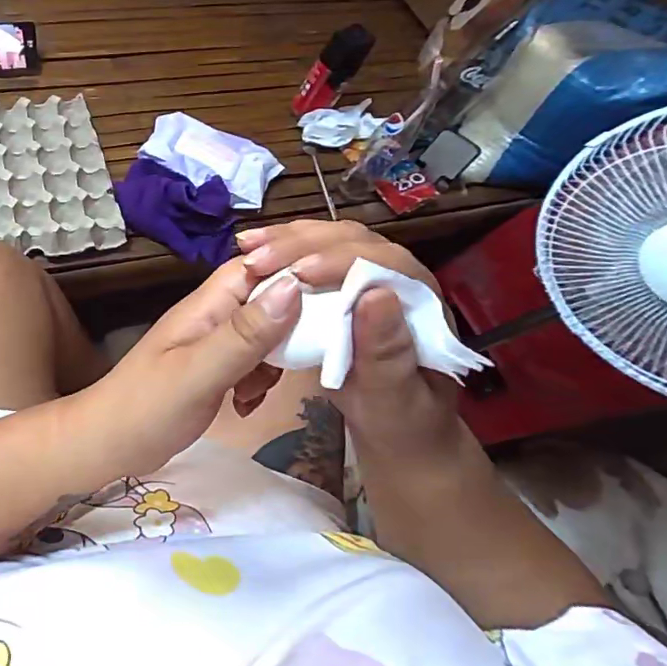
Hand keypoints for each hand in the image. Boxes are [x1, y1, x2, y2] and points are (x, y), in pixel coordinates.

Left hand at [82, 258, 301, 474]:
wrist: (106, 446)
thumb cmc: (146, 407)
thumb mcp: (198, 373)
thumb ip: (245, 335)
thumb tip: (294, 286)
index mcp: (206, 305)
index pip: (259, 266)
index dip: (298, 268)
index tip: (339, 289)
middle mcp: (212, 316)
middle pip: (268, 299)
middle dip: (294, 324)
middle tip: (307, 355)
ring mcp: (212, 343)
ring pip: (265, 334)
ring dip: (277, 360)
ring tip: (261, 391)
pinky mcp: (214, 370)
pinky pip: (252, 363)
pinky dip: (259, 381)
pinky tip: (247, 405)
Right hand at [236, 220, 462, 454]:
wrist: (393, 426)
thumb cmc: (398, 419)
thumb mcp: (395, 398)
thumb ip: (388, 353)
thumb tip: (375, 296)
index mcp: (420, 300)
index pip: (383, 262)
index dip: (340, 260)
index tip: (297, 273)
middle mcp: (397, 277)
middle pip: (351, 240)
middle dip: (302, 243)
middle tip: (256, 260)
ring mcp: (368, 275)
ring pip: (329, 239)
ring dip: (286, 239)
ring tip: (246, 246)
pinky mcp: (341, 281)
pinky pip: (311, 253)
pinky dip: (281, 248)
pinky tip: (252, 250)